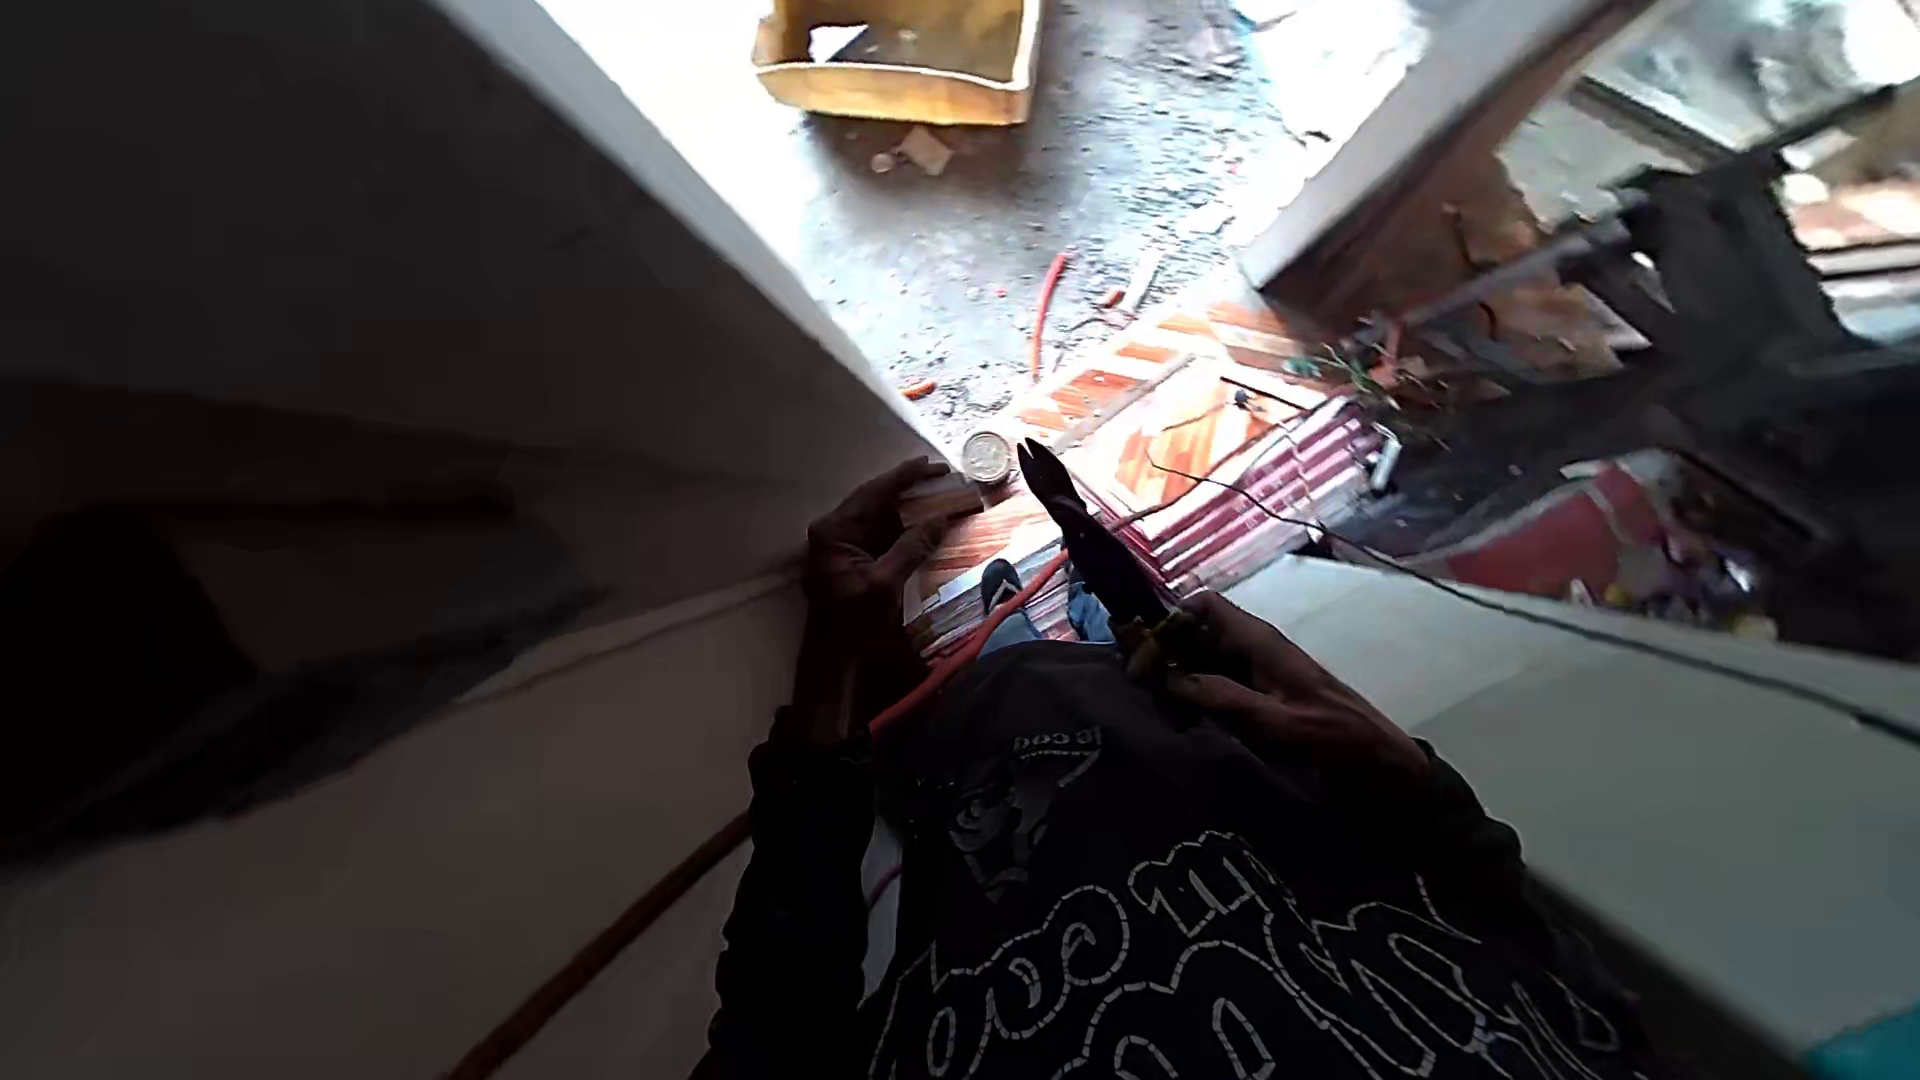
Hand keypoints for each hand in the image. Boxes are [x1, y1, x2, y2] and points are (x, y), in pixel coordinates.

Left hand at [784, 457, 954, 746]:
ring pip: (881, 515)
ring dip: (909, 506)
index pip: (873, 493)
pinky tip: (926, 520)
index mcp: (834, 531)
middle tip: (941, 476)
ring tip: (938, 493)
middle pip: (876, 500)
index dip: (903, 477)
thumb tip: (940, 519)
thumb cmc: (853, 622)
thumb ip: (911, 547)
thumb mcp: (884, 583)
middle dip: (910, 489)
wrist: (835, 657)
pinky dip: (905, 527)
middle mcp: (835, 531)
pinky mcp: (856, 558)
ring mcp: (844, 544)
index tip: (929, 464)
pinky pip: (882, 533)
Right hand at [1169, 592, 1428, 777]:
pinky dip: (1196, 690)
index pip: (1205, 605)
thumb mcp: (1277, 721)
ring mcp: (1257, 670)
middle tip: (1140, 679)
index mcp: (1260, 641)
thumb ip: (1223, 697)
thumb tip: (1169, 678)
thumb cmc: (1335, 739)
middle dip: (1167, 647)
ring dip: (1178, 671)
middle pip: (1197, 630)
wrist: (1384, 769)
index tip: (1147, 648)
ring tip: (1154, 698)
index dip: (1172, 616)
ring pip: (1203, 655)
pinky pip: (1217, 679)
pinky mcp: (1260, 692)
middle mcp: (1254, 647)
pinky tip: (1182, 713)